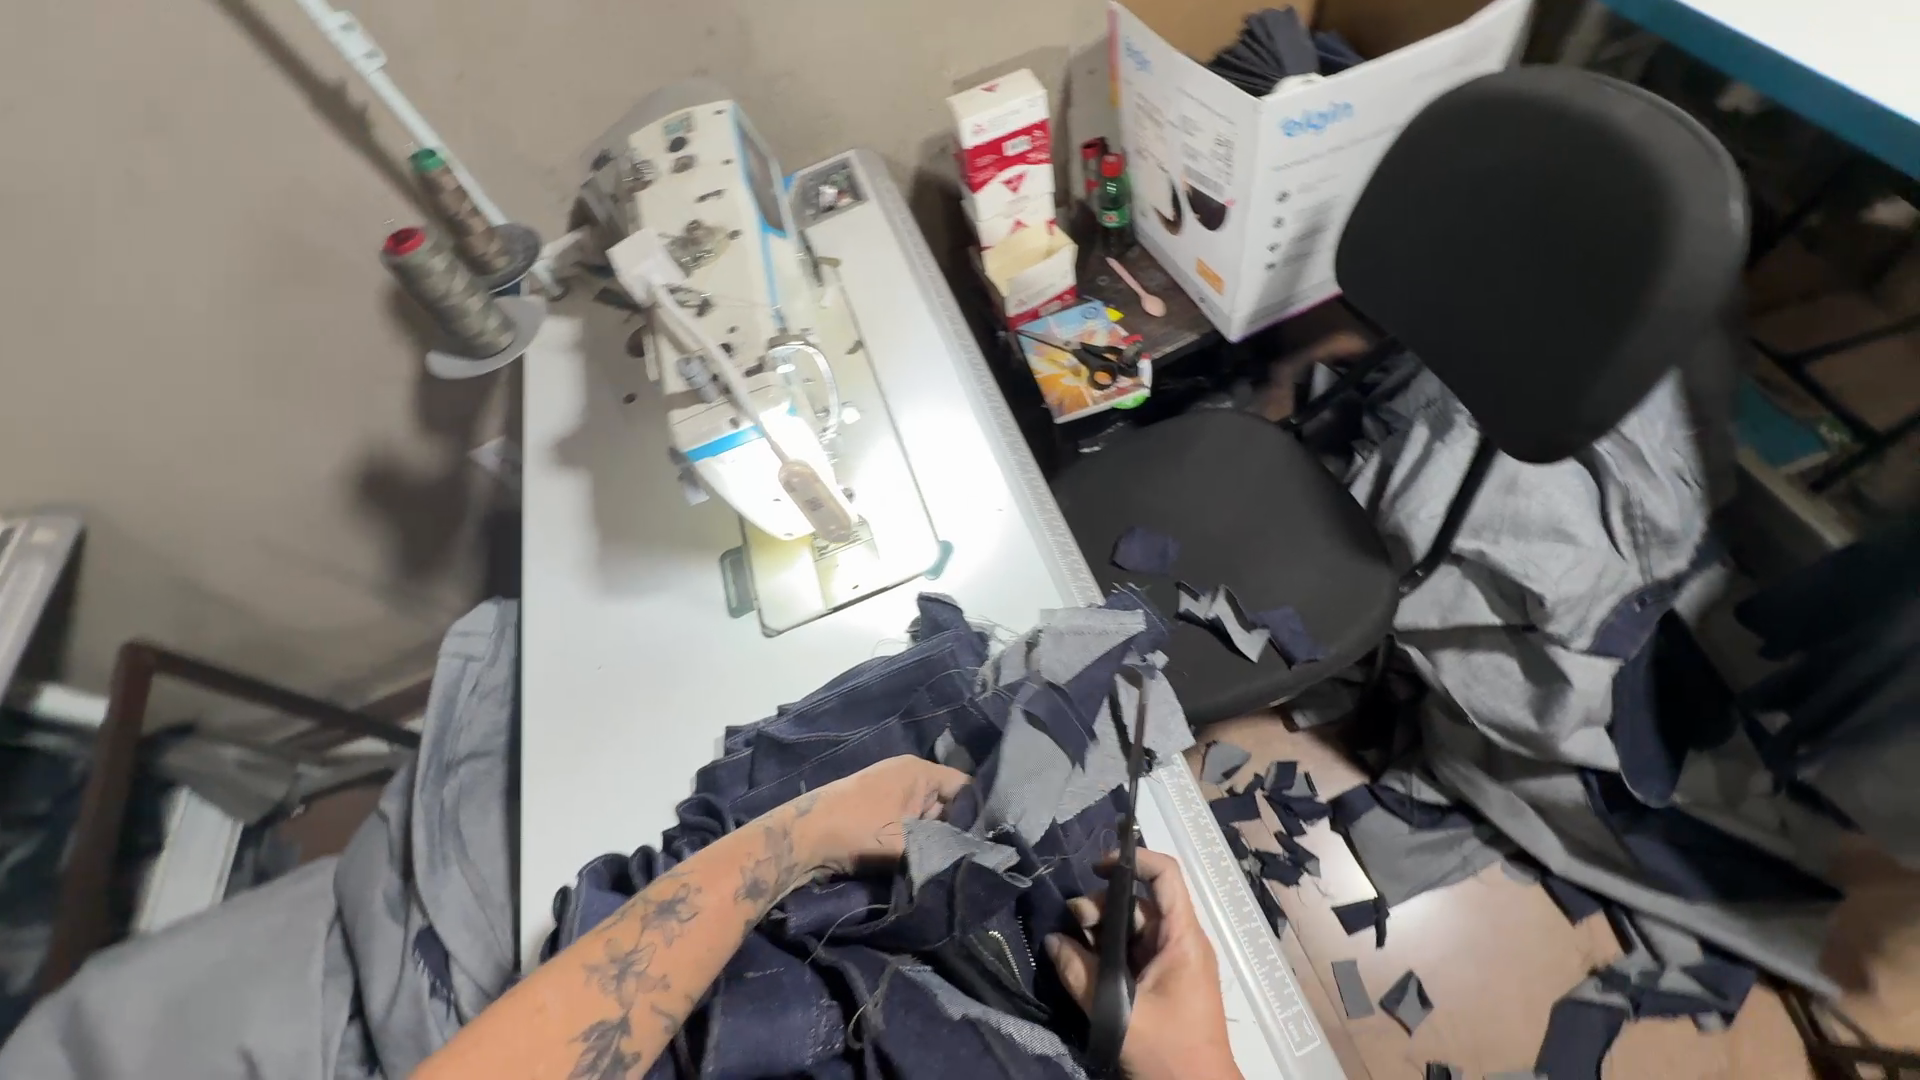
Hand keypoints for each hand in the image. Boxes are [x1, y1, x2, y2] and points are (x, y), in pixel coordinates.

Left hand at [780, 755, 971, 877]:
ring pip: (928, 819)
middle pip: (948, 804)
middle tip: (971, 860)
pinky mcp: (878, 812)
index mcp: (919, 771)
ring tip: (949, 864)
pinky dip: (915, 843)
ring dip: (934, 841)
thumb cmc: (858, 830)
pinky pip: (909, 826)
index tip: (992, 843)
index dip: (980, 813)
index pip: (965, 787)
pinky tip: (923, 862)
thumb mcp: (907, 843)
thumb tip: (976, 859)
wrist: (803, 840)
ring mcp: (891, 793)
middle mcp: (908, 775)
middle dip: (957, 831)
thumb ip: (943, 849)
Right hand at [1045, 849, 1244, 1079]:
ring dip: (1101, 930)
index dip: (1133, 860)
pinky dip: (1108, 951)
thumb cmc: (1169, 1055)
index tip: (1096, 868)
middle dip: (1102, 905)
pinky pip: (1132, 950)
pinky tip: (1085, 963)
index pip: (1165, 874)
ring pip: (1132, 925)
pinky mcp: (1162, 980)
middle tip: (1072, 925)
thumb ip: (1081, 974)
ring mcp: (1171, 961)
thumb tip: (1052, 940)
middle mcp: (1180, 941)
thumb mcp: (1118, 1014)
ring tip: (1074, 948)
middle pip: (1139, 900)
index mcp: (1183, 939)